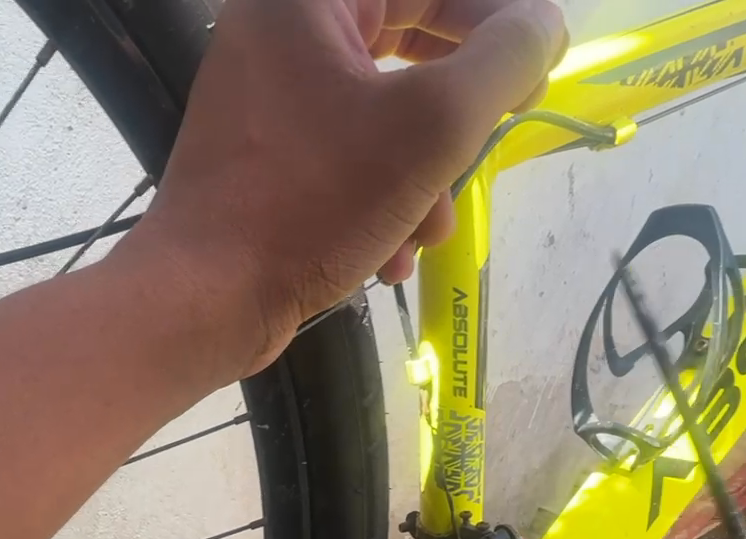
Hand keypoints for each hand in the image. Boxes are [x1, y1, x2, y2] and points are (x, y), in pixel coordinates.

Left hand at [122, 0, 566, 377]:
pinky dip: (374, 207)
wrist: (204, 301)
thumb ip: (503, 61)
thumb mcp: (432, 127)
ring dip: (418, 180)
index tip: (532, 73)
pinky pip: (335, 167)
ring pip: (371, 122)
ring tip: (431, 234)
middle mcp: (276, 38)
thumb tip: (540, 26)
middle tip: (490, 141)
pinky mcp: (259, 170)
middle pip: (399, 51)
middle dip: (452, 119)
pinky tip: (390, 260)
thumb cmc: (314, 204)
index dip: (493, 23)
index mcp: (306, 0)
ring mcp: (262, 109)